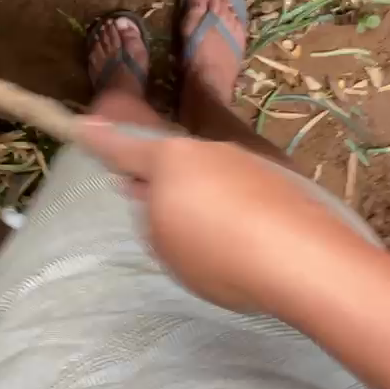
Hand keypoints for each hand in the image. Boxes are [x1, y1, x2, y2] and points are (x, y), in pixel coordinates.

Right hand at [76, 120, 375, 314]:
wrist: (307, 263)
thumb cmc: (216, 252)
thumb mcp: (161, 243)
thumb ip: (148, 215)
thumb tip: (152, 197)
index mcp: (167, 158)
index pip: (122, 147)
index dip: (99, 140)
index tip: (82, 125)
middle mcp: (206, 150)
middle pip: (170, 160)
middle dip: (159, 180)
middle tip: (151, 207)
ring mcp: (246, 163)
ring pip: (208, 175)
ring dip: (199, 197)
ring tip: (208, 240)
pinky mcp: (281, 184)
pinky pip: (242, 193)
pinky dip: (235, 211)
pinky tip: (244, 244)